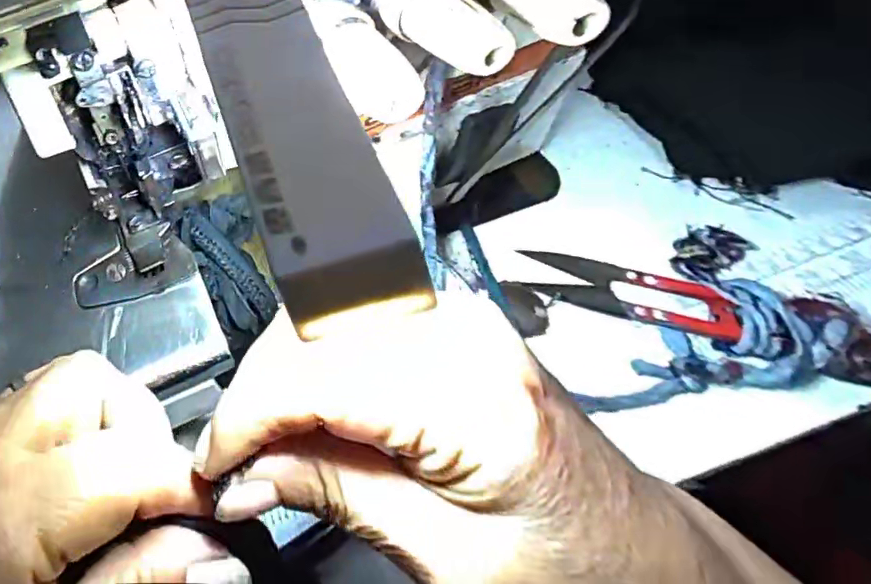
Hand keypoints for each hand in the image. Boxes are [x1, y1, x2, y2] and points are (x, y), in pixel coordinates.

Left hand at [0, 351, 227, 583]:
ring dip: (103, 425)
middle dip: (138, 428)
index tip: (213, 516)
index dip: (179, 482)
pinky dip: (64, 435)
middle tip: (152, 501)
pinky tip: (64, 496)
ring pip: (57, 381)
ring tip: (111, 498)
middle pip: (85, 380)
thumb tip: (217, 553)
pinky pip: (24, 407)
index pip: (118, 459)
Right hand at [196, 298, 793, 582]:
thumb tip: (244, 473)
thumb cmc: (586, 580)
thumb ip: (335, 496)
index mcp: (476, 400)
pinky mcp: (443, 315)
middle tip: (232, 458)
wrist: (658, 562)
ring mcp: (454, 313)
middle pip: (306, 335)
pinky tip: (301, 409)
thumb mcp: (453, 566)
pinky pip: (343, 324)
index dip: (246, 417)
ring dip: (275, 377)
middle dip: (255, 396)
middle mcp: (463, 333)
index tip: (212, 461)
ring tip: (263, 440)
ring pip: (314, 319)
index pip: (315, 378)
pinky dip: (307, 364)